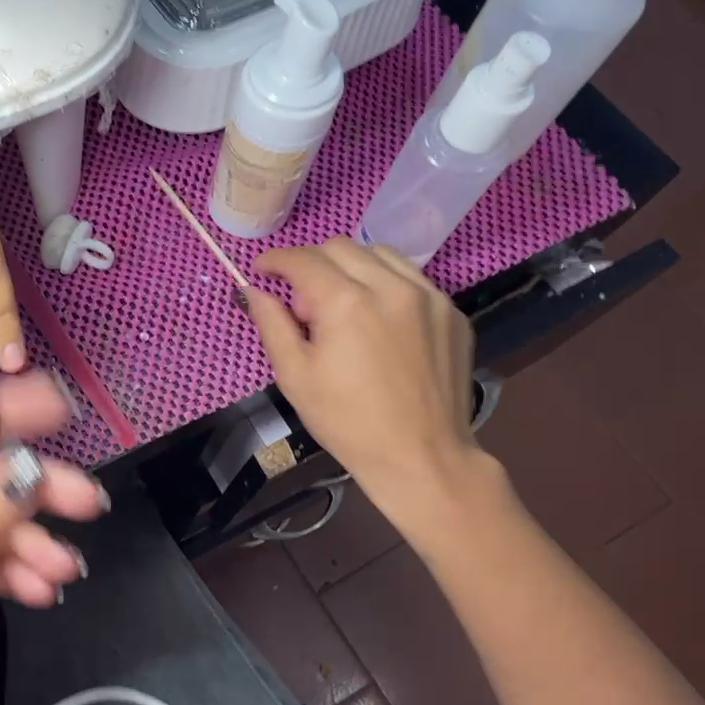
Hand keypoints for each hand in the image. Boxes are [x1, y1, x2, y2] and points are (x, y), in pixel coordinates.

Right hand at [243, 239, 481, 517]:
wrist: (422, 456)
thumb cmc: (347, 422)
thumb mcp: (295, 376)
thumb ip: (272, 324)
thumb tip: (253, 290)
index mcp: (347, 303)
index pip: (303, 260)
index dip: (274, 260)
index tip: (261, 271)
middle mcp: (391, 286)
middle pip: (340, 248)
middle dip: (311, 265)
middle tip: (303, 306)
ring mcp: (428, 296)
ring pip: (379, 254)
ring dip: (350, 267)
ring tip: (342, 307)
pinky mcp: (451, 312)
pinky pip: (411, 278)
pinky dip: (384, 284)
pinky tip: (377, 321)